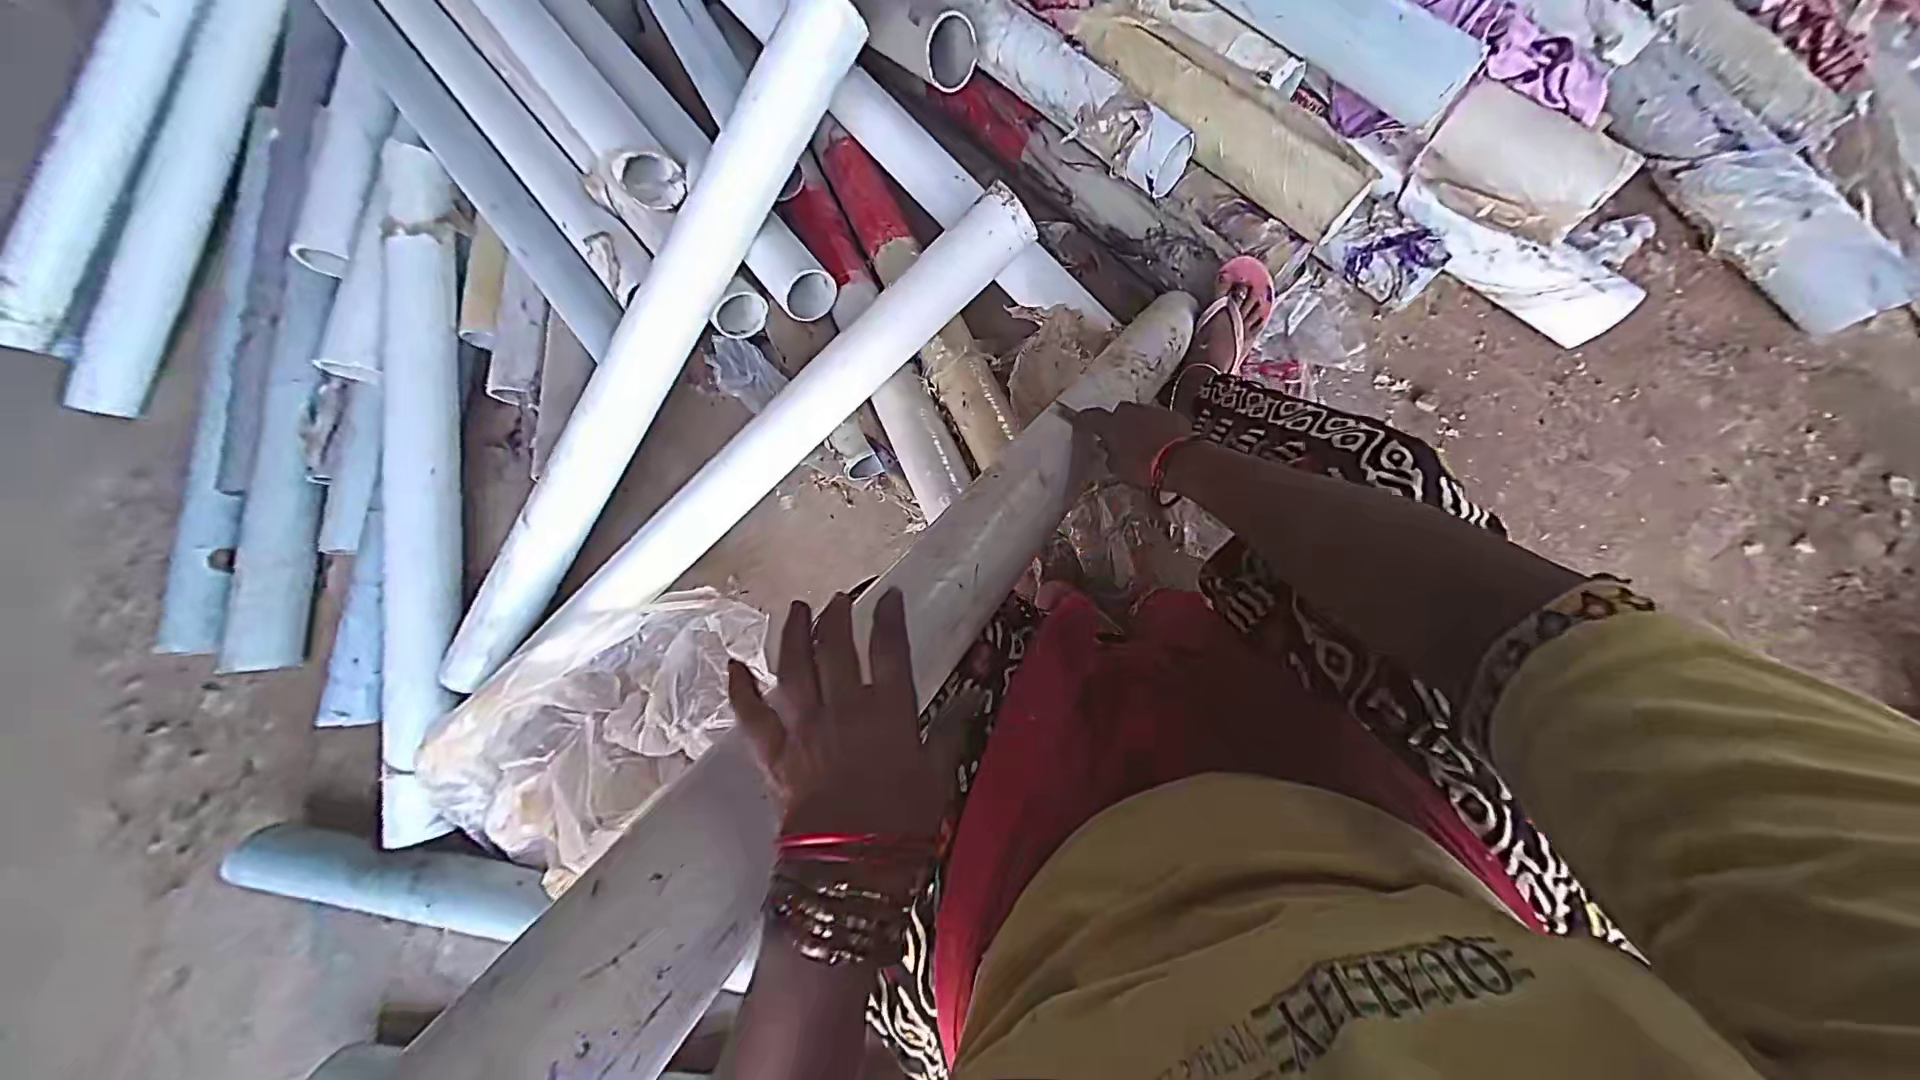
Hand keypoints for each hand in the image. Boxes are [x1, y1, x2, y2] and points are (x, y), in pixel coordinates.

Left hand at [728, 590, 960, 846]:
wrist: (850, 869)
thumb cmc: (904, 822)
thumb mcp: (939, 774)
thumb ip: (950, 730)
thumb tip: (973, 697)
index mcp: (888, 710)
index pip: (890, 650)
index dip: (889, 618)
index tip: (889, 596)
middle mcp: (844, 708)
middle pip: (836, 648)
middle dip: (836, 617)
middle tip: (838, 598)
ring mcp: (806, 728)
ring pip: (795, 668)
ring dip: (793, 634)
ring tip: (795, 609)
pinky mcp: (776, 754)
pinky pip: (753, 715)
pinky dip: (741, 690)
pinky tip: (734, 666)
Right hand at [1066, 402, 1194, 488]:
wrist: (1183, 460)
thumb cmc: (1144, 467)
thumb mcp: (1119, 468)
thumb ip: (1111, 456)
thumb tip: (1110, 450)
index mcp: (1111, 424)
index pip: (1090, 417)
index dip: (1082, 420)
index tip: (1078, 422)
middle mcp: (1129, 411)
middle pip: (1118, 413)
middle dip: (1116, 423)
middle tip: (1116, 439)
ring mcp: (1152, 410)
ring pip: (1138, 414)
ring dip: (1136, 425)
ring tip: (1139, 442)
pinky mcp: (1171, 414)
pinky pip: (1156, 419)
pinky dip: (1153, 427)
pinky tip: (1157, 441)